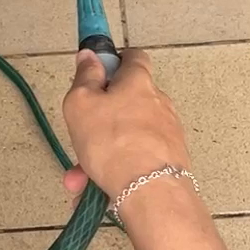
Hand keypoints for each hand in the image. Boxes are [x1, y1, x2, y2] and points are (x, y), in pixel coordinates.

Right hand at [62, 47, 193, 198]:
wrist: (152, 194)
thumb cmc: (113, 142)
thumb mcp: (81, 104)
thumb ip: (84, 77)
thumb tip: (89, 55)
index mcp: (138, 81)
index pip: (133, 57)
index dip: (114, 62)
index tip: (96, 75)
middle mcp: (158, 102)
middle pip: (124, 104)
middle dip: (97, 124)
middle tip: (79, 141)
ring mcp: (167, 133)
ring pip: (126, 138)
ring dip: (102, 155)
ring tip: (81, 181)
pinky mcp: (170, 161)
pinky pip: (136, 161)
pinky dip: (118, 173)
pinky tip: (99, 193)